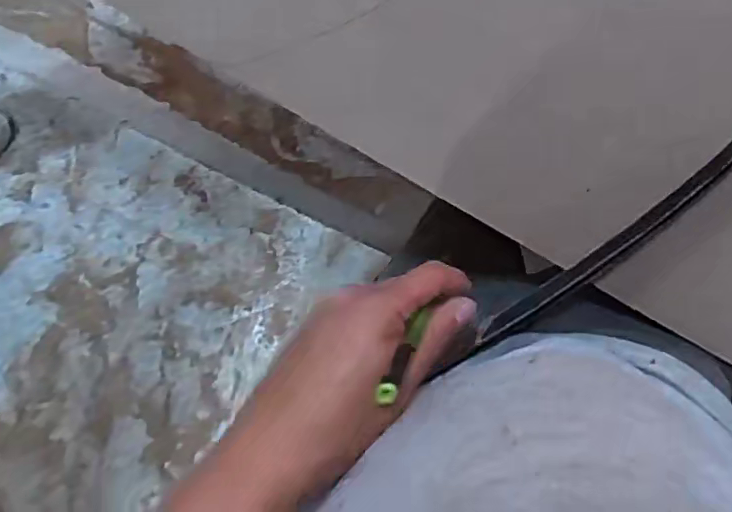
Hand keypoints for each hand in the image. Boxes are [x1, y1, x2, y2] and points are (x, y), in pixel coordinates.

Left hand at [168, 262, 476, 511]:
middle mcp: (351, 294)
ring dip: (399, 314)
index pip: (430, 274)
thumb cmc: (337, 430)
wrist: (260, 457)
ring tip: (402, 358)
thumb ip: (433, 341)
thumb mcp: (397, 392)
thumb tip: (464, 305)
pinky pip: (355, 307)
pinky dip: (373, 321)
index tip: (470, 303)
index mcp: (376, 307)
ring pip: (379, 296)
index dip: (456, 282)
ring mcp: (326, 305)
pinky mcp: (310, 321)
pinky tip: (368, 361)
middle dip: (427, 304)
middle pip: (404, 284)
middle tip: (438, 342)